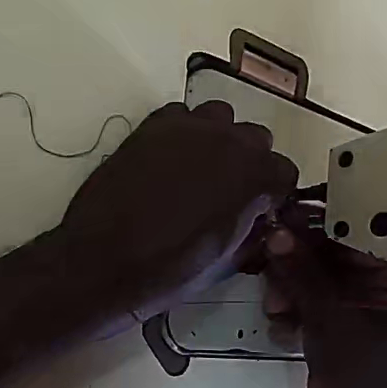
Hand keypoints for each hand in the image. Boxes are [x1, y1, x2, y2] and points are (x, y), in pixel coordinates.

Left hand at [55, 100, 295, 320]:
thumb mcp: (225, 261)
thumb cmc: (168, 270)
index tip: (256, 211)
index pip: (283, 173)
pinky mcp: (150, 127)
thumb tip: (257, 223)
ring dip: (215, 142)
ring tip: (194, 173)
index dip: (271, 195)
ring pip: (218, 119)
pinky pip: (179, 117)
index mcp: (254, 176)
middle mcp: (228, 141)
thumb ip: (250, 232)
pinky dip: (180, 134)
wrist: (103, 261)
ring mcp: (187, 128)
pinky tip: (166, 162)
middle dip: (246, 164)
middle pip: (254, 140)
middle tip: (224, 194)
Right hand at [262, 225, 386, 387]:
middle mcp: (382, 282)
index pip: (364, 232)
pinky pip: (308, 293)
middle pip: (334, 250)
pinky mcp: (336, 316)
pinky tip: (281, 321)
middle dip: (298, 258)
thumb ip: (303, 274)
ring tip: (275, 305)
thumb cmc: (361, 375)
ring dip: (289, 284)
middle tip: (266, 256)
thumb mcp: (330, 319)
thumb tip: (276, 231)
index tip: (288, 212)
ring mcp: (357, 300)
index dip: (326, 220)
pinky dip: (291, 303)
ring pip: (315, 272)